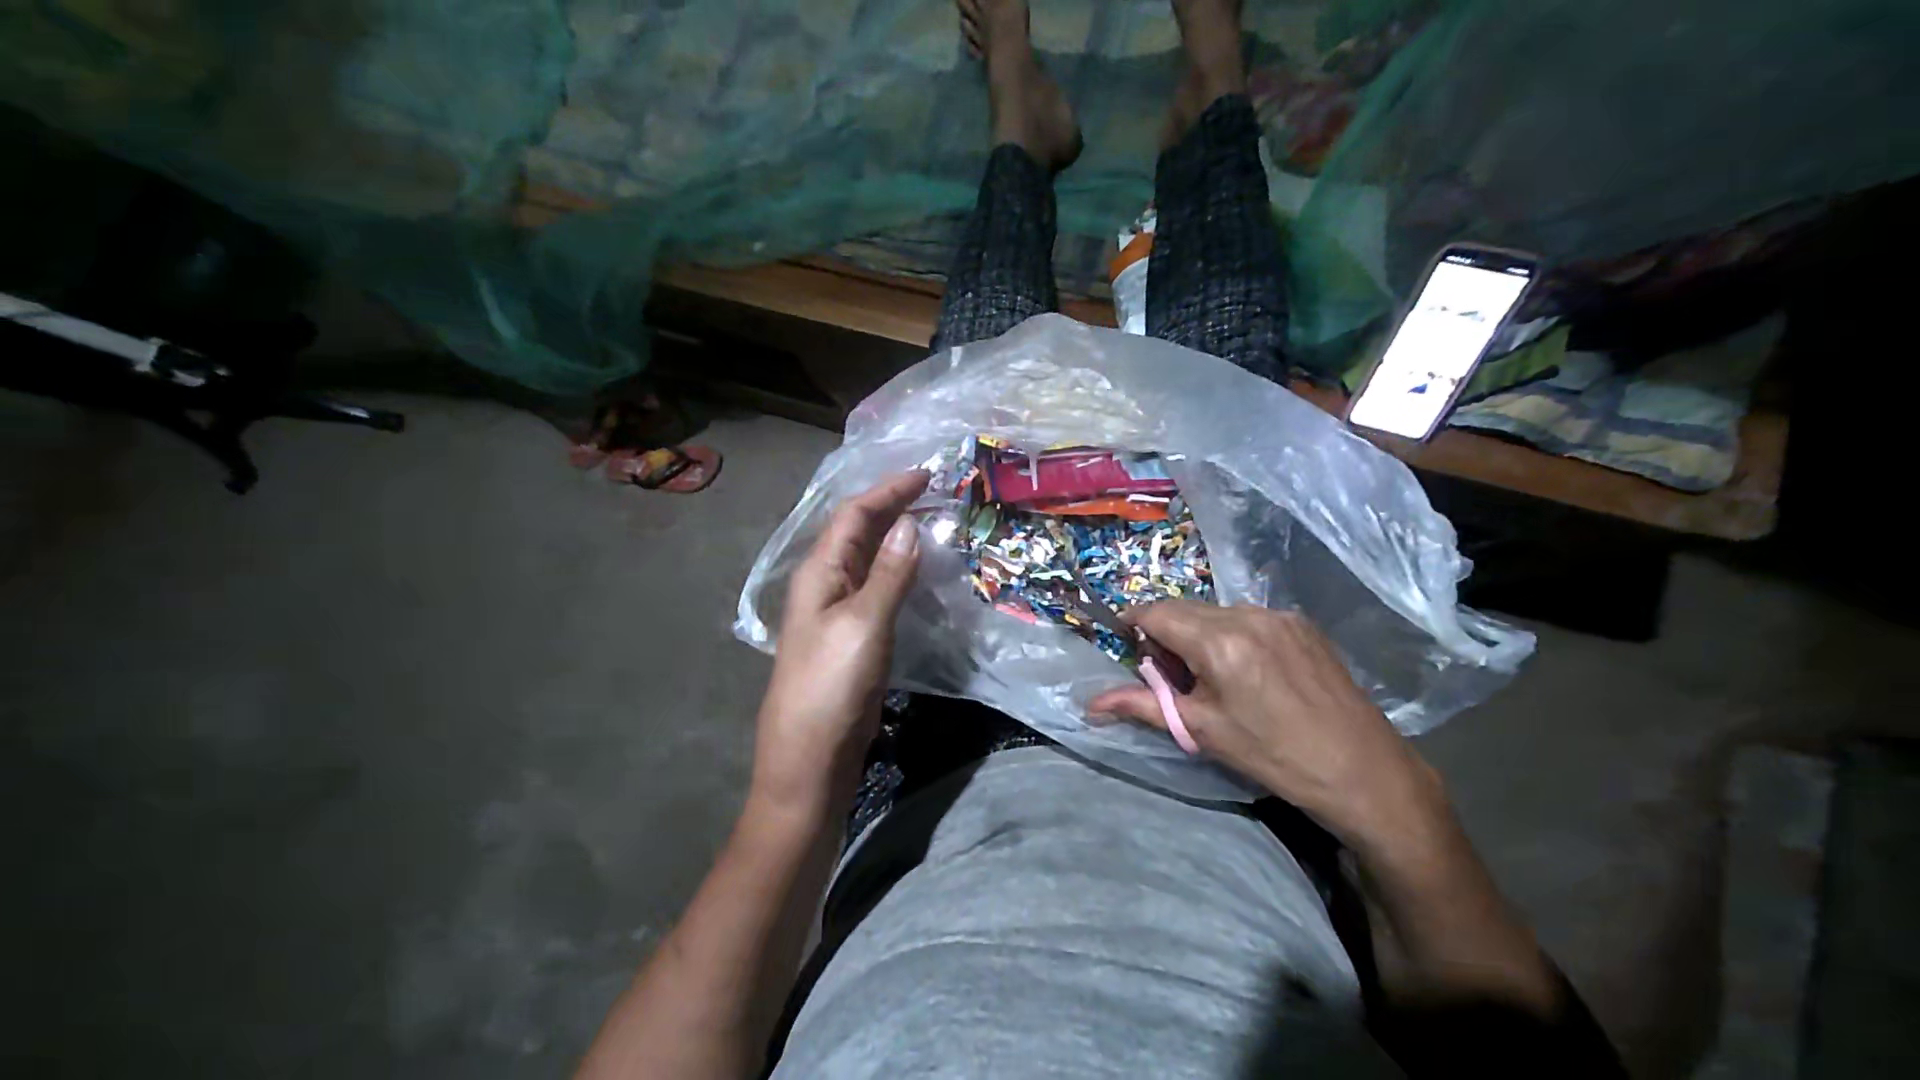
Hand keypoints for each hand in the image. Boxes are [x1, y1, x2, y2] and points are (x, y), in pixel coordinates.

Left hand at [751, 469, 928, 818]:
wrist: (811, 757)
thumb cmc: (831, 686)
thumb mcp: (863, 625)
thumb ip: (889, 573)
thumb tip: (912, 523)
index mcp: (820, 572)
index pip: (854, 515)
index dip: (888, 490)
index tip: (926, 473)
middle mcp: (826, 584)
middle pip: (859, 531)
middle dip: (893, 506)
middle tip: (936, 490)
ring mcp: (839, 611)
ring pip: (869, 559)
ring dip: (897, 535)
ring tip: (934, 519)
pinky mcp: (854, 636)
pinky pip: (878, 587)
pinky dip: (900, 569)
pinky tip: (920, 570)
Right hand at [1089, 601, 1442, 846]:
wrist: (1362, 770)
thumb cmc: (1273, 755)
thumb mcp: (1202, 731)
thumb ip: (1142, 706)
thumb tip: (1090, 706)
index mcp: (1220, 642)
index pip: (1156, 613)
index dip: (1132, 624)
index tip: (1125, 645)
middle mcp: (1248, 615)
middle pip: (1185, 609)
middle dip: (1166, 633)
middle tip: (1170, 675)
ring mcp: (1280, 616)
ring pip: (1217, 613)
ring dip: (1199, 634)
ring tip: (1212, 678)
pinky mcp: (1302, 624)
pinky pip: (1249, 618)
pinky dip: (1232, 635)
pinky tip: (1248, 673)